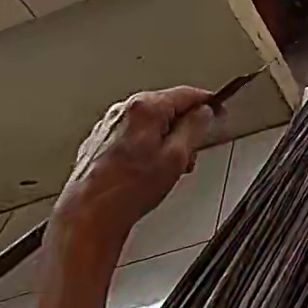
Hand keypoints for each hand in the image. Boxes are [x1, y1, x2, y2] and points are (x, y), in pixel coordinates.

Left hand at [55, 86, 219, 234]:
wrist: (90, 213)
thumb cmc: (127, 189)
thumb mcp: (177, 157)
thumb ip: (194, 128)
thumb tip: (203, 113)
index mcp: (145, 108)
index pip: (186, 93)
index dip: (207, 103)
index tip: (217, 111)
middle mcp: (123, 111)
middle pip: (167, 108)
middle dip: (184, 129)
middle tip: (191, 155)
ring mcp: (109, 125)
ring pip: (150, 124)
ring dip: (165, 141)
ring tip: (166, 171)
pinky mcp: (101, 141)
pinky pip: (133, 136)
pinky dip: (146, 148)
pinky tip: (146, 173)